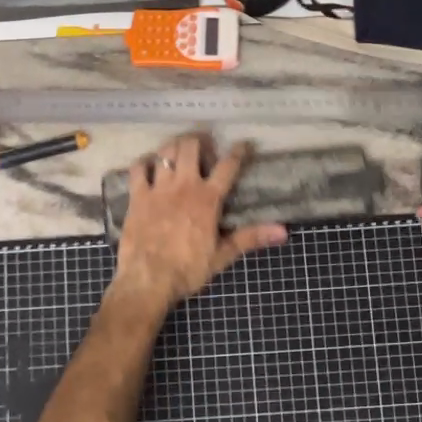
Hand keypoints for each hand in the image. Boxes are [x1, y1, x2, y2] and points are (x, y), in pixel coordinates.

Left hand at [111, 133, 287, 309]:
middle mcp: (184, 186)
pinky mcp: (137, 196)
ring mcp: (158, 188)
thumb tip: (283, 232)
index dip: (238, 152)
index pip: (227, 166)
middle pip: (191, 147)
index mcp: (208, 199)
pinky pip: (138, 168)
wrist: (148, 279)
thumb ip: (251, 238)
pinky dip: (144, 162)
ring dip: (174, 147)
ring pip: (166, 151)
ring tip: (179, 151)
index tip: (244, 145)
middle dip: (199, 142)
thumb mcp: (222, 255)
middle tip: (204, 148)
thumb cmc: (188, 270)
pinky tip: (148, 166)